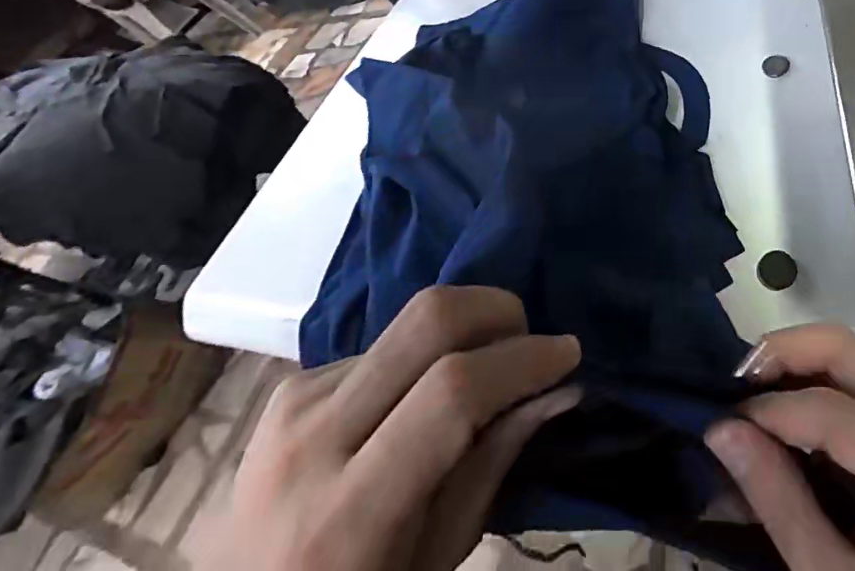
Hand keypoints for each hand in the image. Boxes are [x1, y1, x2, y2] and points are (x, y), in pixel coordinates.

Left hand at [209, 286, 580, 570]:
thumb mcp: (435, 562)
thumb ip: (492, 466)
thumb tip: (557, 389)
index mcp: (349, 514)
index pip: (451, 393)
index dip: (521, 360)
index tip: (567, 353)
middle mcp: (313, 438)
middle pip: (426, 321)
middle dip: (497, 309)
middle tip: (529, 337)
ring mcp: (292, 402)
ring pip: (407, 324)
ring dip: (463, 331)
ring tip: (485, 369)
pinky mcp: (287, 385)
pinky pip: (380, 345)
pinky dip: (422, 355)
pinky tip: (422, 395)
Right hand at [704, 325, 854, 570]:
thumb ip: (781, 503)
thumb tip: (721, 431)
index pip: (831, 409)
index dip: (767, 410)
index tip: (718, 425)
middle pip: (844, 349)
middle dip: (780, 354)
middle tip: (730, 386)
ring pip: (851, 353)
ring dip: (795, 363)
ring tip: (751, 397)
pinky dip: (816, 381)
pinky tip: (785, 411)